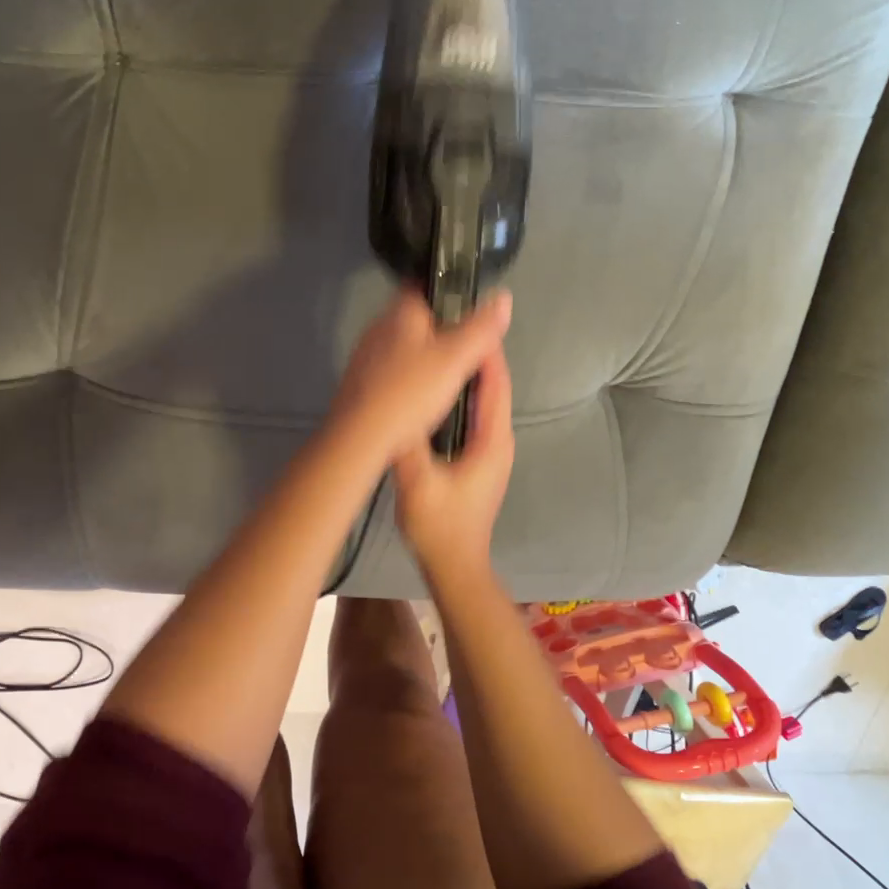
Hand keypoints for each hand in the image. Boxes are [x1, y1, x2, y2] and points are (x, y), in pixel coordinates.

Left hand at [328, 288, 512, 465]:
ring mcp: (365, 357)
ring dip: (422, 357)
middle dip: (438, 330)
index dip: (446, 291)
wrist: (360, 436)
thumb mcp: (455, 359)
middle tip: (463, 349)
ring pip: (401, 347)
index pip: (422, 285)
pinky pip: (390, 373)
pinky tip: (419, 398)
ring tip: (446, 376)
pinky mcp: (359, 384)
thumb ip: (480, 328)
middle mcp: (377, 328)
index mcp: (400, 314)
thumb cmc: (409, 393)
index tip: (467, 307)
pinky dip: (407, 380)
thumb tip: (503, 297)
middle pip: (413, 319)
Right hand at [392, 341, 513, 579]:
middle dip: (470, 358)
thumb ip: (405, 446)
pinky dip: (457, 399)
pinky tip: (430, 397)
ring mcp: (490, 452)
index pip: (494, 383)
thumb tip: (391, 407)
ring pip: (481, 402)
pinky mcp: (478, 461)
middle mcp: (497, 440)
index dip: (482, 350)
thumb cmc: (441, 528)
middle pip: (490, 387)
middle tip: (439, 332)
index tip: (462, 320)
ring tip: (432, 355)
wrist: (456, 568)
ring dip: (462, 378)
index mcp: (491, 440)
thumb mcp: (417, 486)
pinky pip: (472, 418)